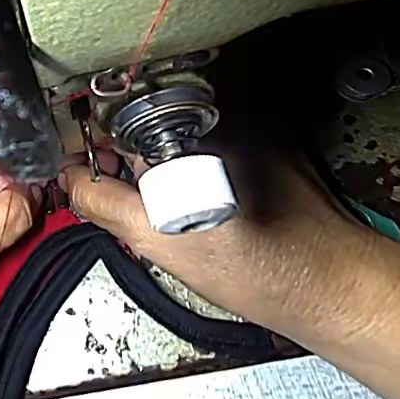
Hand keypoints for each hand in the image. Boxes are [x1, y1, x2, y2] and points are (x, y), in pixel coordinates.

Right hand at [58, 149, 399, 347]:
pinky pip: (199, 145)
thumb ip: (101, 202)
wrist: (329, 284)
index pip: (111, 119)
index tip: (79, 173)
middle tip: (118, 204)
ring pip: (167, 138)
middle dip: (117, 161)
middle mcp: (216, 114)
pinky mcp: (257, 140)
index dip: (86, 148)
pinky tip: (191, 206)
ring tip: (162, 212)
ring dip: (150, 167)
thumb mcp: (158, 240)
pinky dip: (183, 169)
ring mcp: (240, 125)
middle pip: (137, 126)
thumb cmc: (260, 267)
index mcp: (187, 129)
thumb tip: (70, 180)